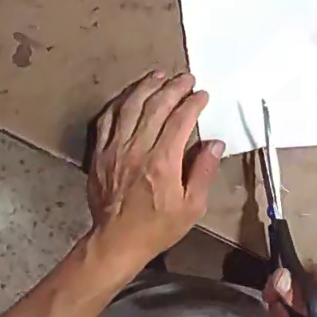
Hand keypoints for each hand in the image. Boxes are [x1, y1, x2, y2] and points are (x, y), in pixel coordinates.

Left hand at [86, 71, 222, 270]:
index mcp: (163, 161)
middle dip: (173, 88)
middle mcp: (138, 149)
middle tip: (185, 79)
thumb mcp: (191, 207)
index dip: (193, 103)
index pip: (180, 120)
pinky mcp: (101, 153)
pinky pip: (108, 119)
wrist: (117, 240)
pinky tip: (130, 95)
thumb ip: (204, 172)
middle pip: (156, 106)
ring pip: (130, 106)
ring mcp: (115, 148)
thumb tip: (215, 144)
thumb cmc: (157, 227)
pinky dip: (120, 102)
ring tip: (159, 76)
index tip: (202, 95)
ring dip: (146, 87)